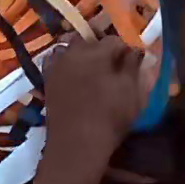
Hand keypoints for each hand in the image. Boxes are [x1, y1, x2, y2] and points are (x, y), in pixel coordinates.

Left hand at [41, 36, 143, 167]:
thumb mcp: (131, 92)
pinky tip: (73, 73)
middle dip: (102, 46)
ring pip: (71, 47)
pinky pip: (56, 61)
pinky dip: (65, 62)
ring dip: (83, 52)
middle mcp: (73, 52)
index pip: (114, 39)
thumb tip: (137, 50)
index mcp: (96, 52)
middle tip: (112, 63)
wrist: (76, 144)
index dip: (126, 48)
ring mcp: (57, 65)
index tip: (132, 59)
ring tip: (93, 67)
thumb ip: (134, 66)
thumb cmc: (109, 118)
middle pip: (90, 40)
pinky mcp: (47, 79)